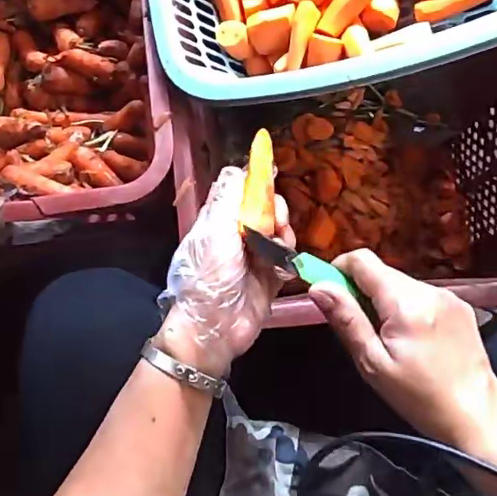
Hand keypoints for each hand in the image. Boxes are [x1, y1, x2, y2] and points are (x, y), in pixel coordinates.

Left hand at [158, 166, 290, 378]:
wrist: (213, 327)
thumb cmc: (208, 274)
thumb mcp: (213, 230)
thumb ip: (227, 198)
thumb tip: (240, 168)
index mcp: (218, 219)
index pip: (240, 190)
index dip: (256, 181)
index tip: (272, 175)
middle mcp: (237, 234)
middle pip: (265, 208)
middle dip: (275, 209)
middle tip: (276, 220)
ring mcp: (255, 256)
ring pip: (280, 232)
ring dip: (284, 234)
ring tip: (279, 245)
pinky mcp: (270, 278)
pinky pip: (287, 259)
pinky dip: (287, 258)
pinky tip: (281, 266)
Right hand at [310, 250, 496, 474]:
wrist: (478, 416)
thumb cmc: (422, 398)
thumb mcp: (373, 364)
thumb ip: (346, 320)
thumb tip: (319, 287)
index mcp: (405, 303)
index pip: (361, 260)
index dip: (338, 270)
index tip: (330, 294)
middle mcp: (429, 291)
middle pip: (380, 271)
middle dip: (361, 291)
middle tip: (359, 328)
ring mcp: (447, 296)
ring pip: (398, 282)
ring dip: (384, 300)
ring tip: (388, 338)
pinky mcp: (458, 305)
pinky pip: (419, 293)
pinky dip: (405, 306)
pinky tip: (411, 338)